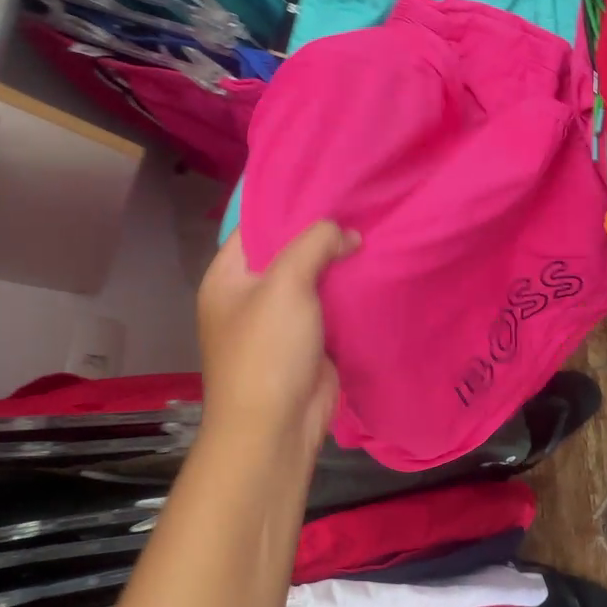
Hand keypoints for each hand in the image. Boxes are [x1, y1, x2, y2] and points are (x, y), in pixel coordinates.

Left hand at [196, 221, 358, 454]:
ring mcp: (281, 316)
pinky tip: (378, 265)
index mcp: (228, 277)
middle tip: (365, 201)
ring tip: (378, 226)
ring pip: (315, 274)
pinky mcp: (310, 336)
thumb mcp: (286, 285)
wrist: (276, 426)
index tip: (333, 181)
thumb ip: (315, 244)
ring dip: (341, 257)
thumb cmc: (267, 352)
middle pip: (290, 248)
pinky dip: (351, 285)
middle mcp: (251, 293)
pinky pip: (331, 300)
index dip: (292, 201)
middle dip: (324, 229)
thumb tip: (347, 233)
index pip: (258, 224)